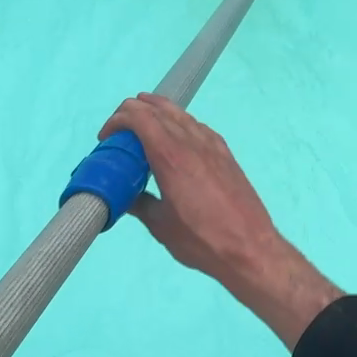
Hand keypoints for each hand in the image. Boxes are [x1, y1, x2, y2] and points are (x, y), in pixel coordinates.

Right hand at [100, 94, 343, 347]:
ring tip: (143, 133)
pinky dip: (180, 126)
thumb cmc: (202, 240)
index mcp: (170, 155)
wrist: (250, 247)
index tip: (106, 140)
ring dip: (157, 115)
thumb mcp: (161, 226)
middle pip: (157, 108)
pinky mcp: (226, 154)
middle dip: (132, 113)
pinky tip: (175, 144)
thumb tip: (124, 197)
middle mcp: (192, 142)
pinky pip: (197, 127)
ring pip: (179, 114)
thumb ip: (139, 204)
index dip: (116, 121)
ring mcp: (213, 145)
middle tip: (121, 136)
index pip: (138, 116)